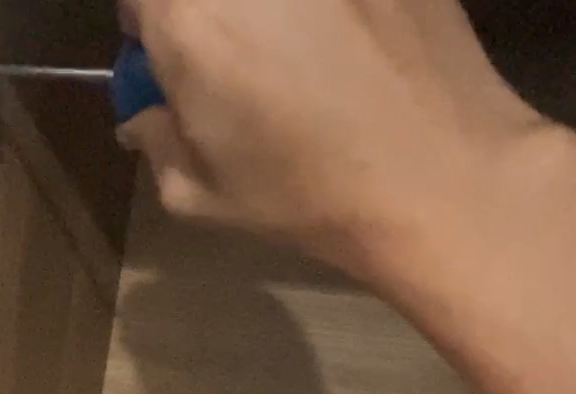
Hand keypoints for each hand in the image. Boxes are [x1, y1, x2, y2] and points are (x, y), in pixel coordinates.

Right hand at [118, 0, 562, 280]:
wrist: (430, 172)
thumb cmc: (296, 192)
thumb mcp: (195, 192)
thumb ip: (154, 140)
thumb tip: (145, 118)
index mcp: (188, 18)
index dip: (147, 21)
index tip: (160, 51)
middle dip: (205, 17)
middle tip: (224, 59)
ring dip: (266, 18)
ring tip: (291, 57)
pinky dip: (322, 15)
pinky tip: (343, 49)